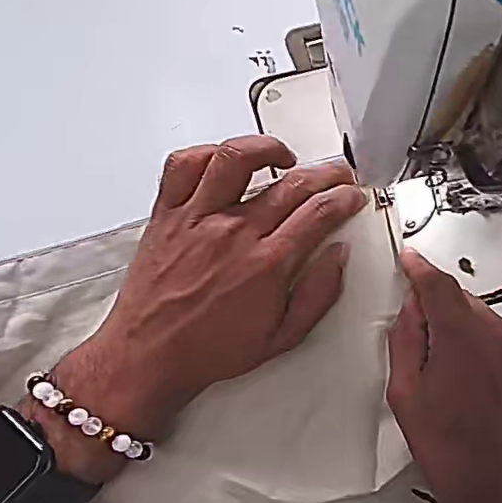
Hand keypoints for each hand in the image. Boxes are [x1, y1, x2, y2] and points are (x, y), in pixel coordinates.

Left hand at [36, 136, 365, 481]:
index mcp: (267, 265)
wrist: (151, 355)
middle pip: (291, 183)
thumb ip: (317, 295)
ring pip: (236, 159)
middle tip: (335, 175)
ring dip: (268, 147)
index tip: (350, 197)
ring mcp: (197, 219)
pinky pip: (183, 166)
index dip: (344, 198)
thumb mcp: (281, 338)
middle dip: (326, 173)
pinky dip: (206, 153)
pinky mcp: (167, 215)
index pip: (319, 212)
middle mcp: (233, 234)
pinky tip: (224, 162)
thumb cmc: (209, 349)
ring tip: (284, 155)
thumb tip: (337, 258)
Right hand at [386, 248, 501, 502]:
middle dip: (438, 310)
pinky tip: (473, 378)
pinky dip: (486, 344)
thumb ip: (404, 339)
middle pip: (461, 299)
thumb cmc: (452, 451)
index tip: (411, 261)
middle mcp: (500, 337)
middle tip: (423, 344)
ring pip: (483, 316)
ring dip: (463, 329)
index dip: (419, 268)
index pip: (437, 284)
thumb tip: (409, 311)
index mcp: (462, 340)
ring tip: (451, 374)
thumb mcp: (405, 393)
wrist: (496, 487)